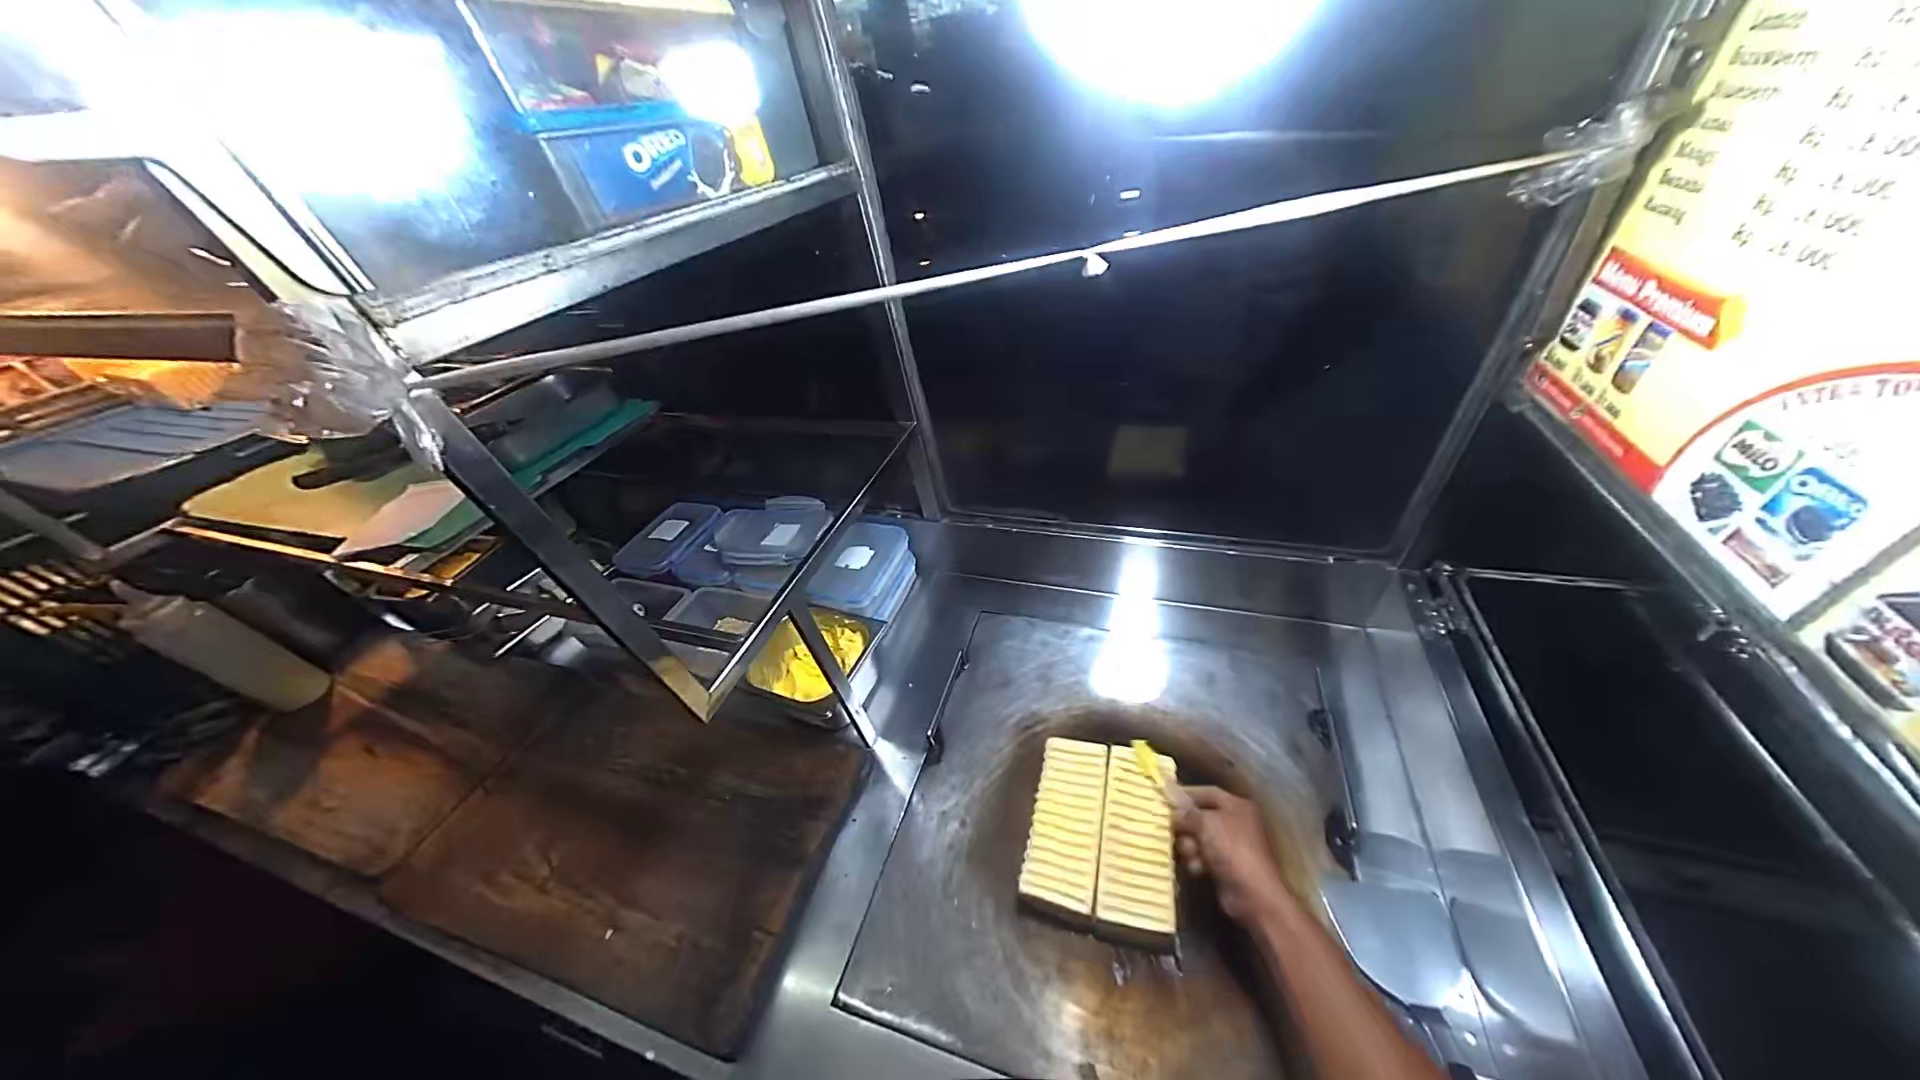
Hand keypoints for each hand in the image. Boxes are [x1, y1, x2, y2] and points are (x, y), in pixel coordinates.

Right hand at [1175, 786, 1295, 924]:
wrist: (1252, 894)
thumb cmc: (1231, 849)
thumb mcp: (1206, 823)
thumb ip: (1187, 813)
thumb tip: (1175, 812)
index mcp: (1236, 806)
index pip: (1207, 792)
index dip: (1187, 793)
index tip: (1165, 796)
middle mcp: (1233, 822)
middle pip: (1200, 816)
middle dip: (1185, 825)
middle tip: (1170, 828)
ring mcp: (1229, 845)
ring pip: (1197, 838)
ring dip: (1190, 846)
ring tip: (1193, 854)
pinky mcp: (1223, 865)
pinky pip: (1201, 856)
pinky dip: (1197, 861)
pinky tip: (1198, 868)